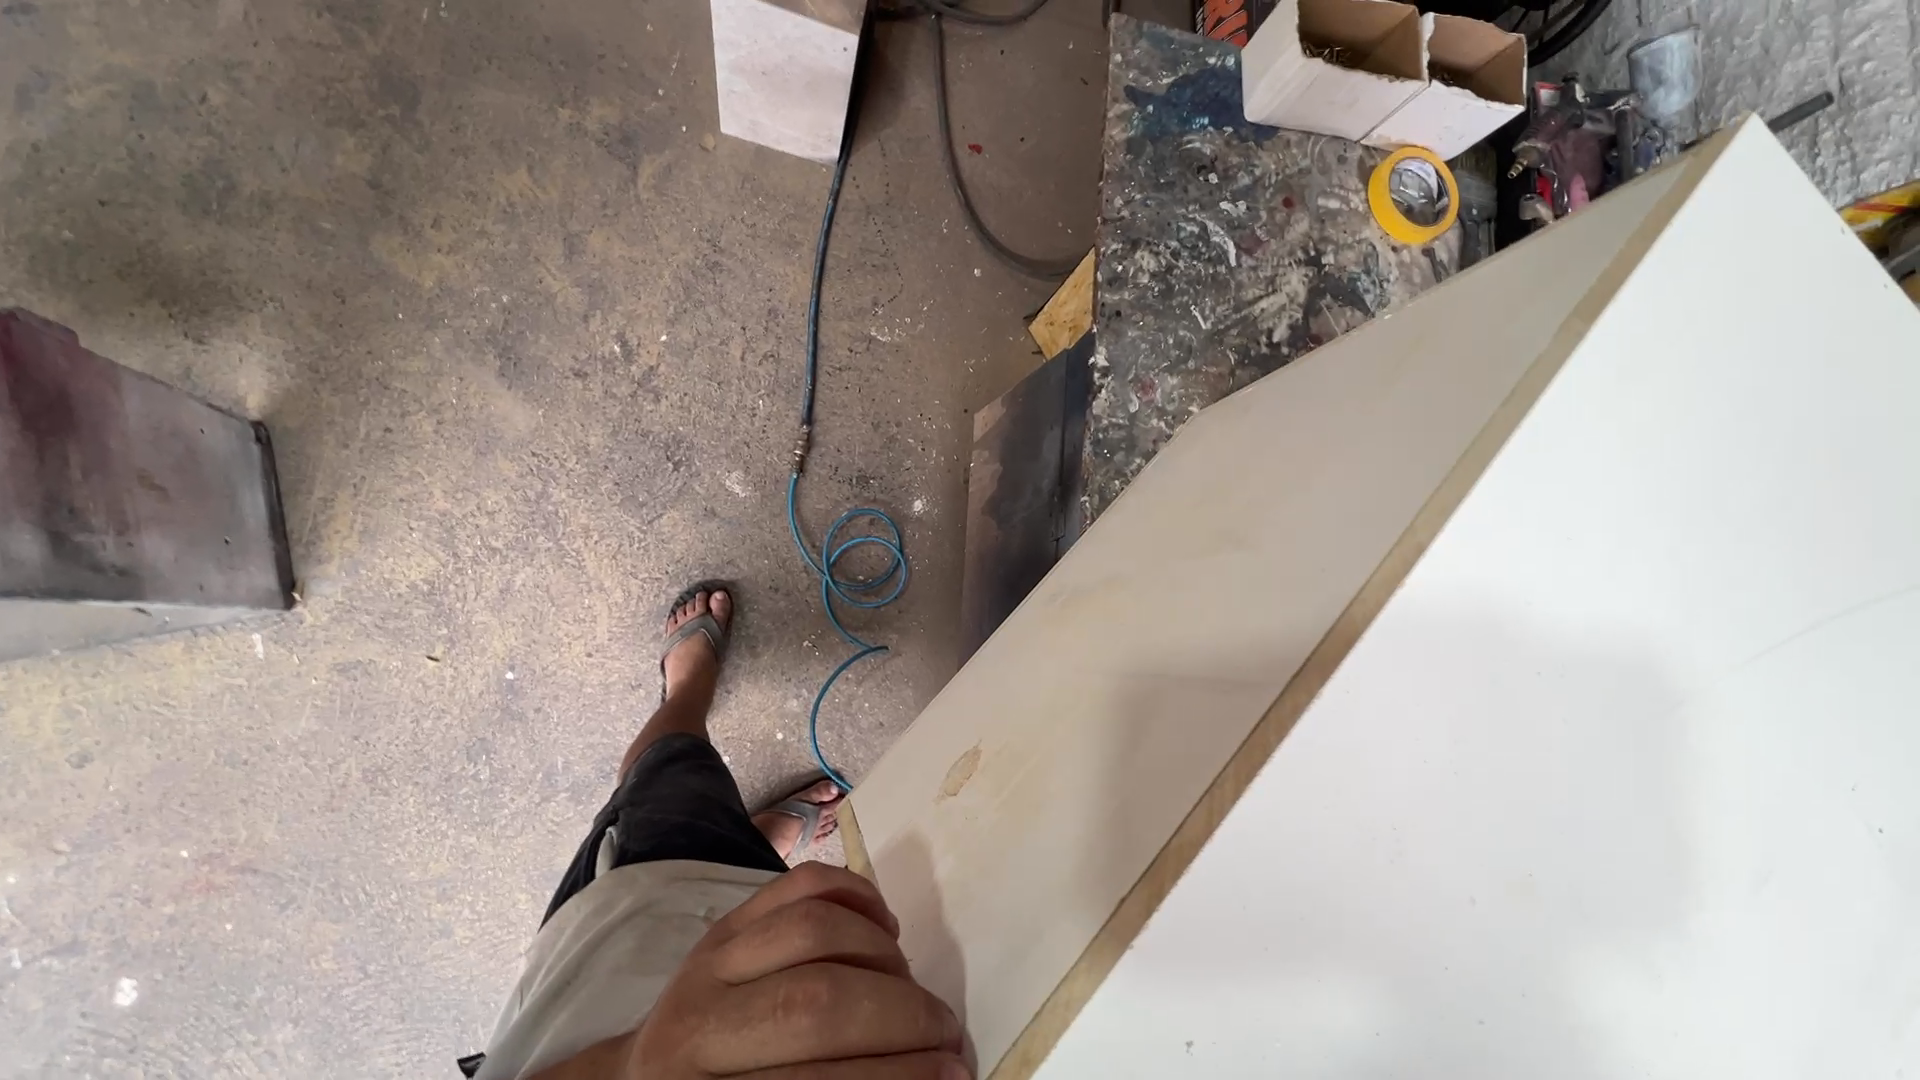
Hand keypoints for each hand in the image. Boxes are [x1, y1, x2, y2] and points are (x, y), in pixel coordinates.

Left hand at [626, 861, 969, 1079]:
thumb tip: (936, 1073)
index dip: (897, 1077)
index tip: (957, 1074)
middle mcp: (697, 1029)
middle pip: (815, 1003)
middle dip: (902, 1016)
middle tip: (948, 1031)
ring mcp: (710, 960)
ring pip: (812, 931)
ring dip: (883, 958)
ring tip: (910, 985)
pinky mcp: (727, 919)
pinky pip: (799, 883)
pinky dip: (856, 895)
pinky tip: (886, 928)